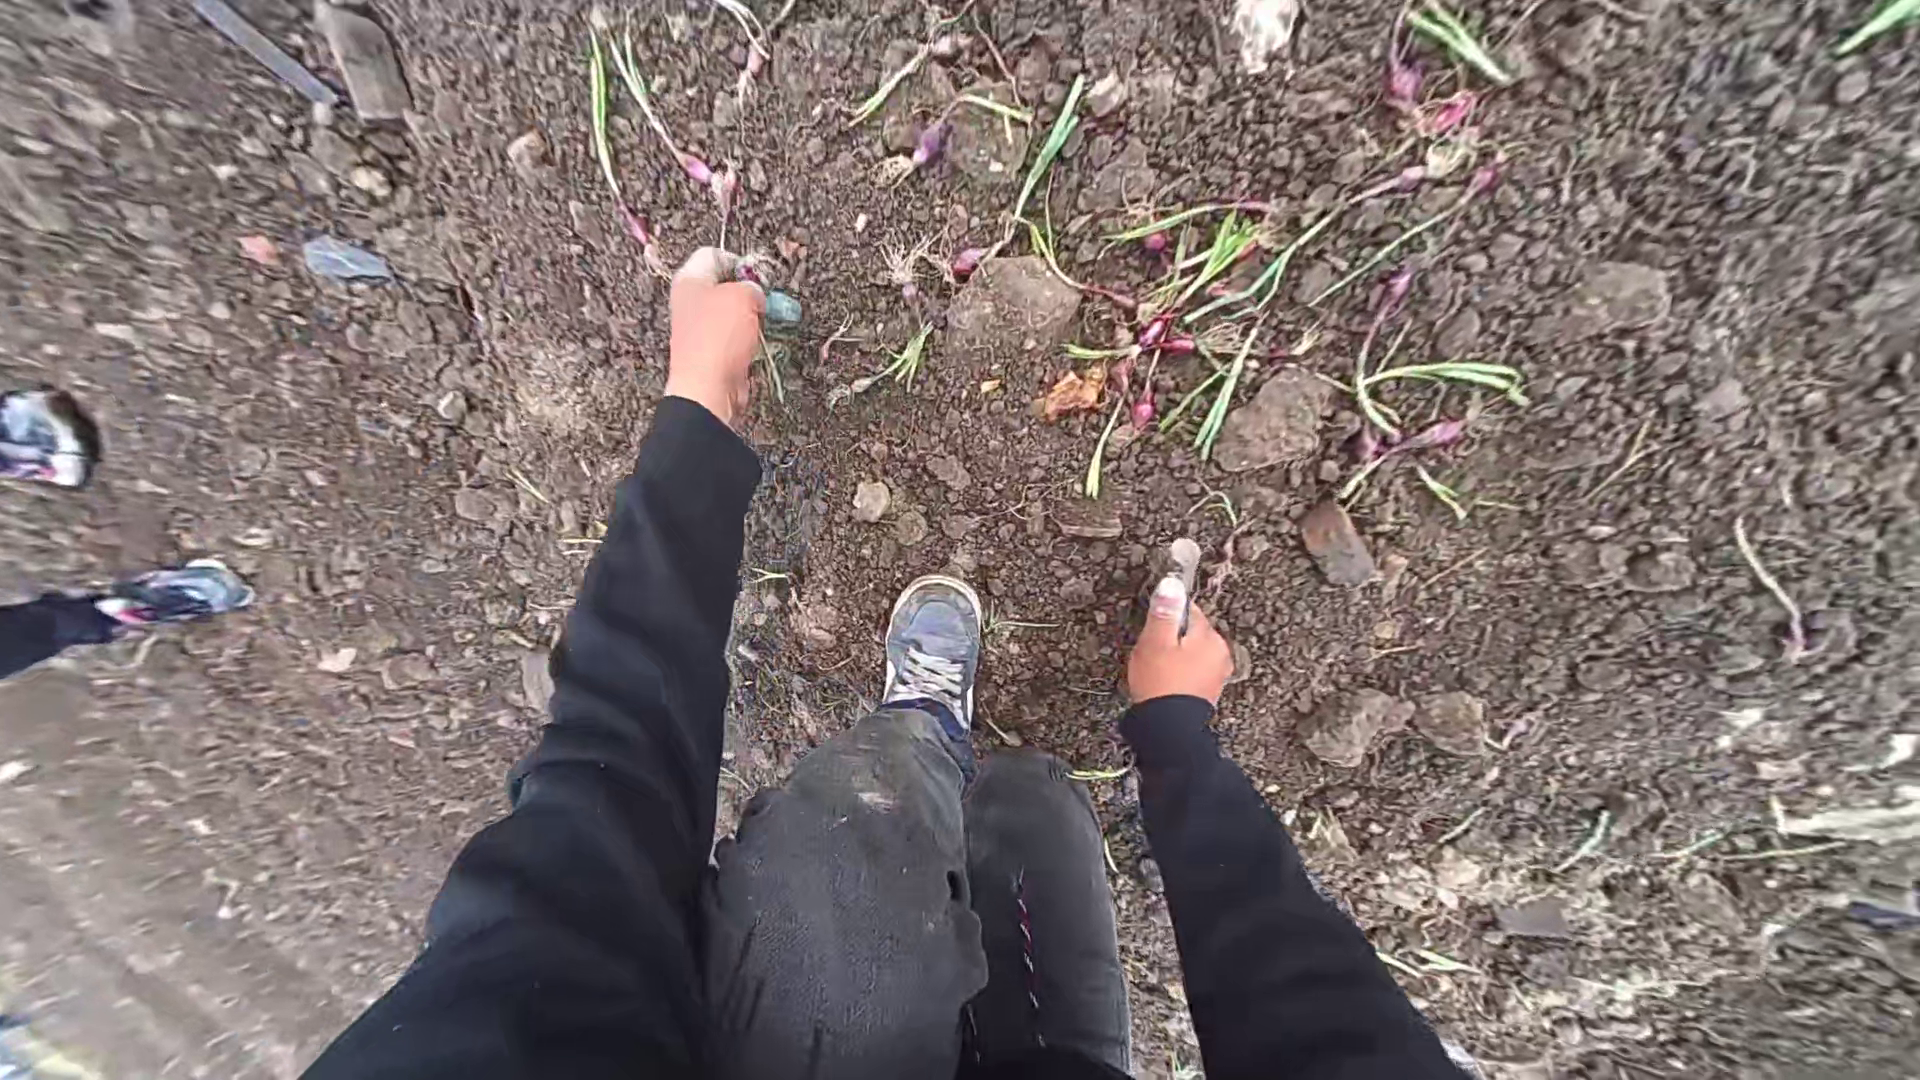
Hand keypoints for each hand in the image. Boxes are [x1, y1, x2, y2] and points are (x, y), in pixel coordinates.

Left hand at [666, 247, 765, 428]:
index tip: (759, 278)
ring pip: (736, 315)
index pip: (715, 255)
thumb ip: (752, 287)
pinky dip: (752, 341)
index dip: (740, 262)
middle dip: (752, 294)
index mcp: (690, 280)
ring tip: (766, 326)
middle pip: (727, 287)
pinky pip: (738, 339)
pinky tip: (760, 346)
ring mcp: (703, 329)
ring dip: (755, 320)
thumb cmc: (719, 337)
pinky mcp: (716, 352)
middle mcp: (693, 302)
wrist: (709, 387)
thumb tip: (756, 295)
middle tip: (767, 303)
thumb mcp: (741, 297)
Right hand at [1127, 575, 1233, 705]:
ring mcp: (1217, 671)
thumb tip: (1171, 583)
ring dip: (1174, 654)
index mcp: (1209, 637)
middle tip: (1152, 652)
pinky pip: (1193, 667)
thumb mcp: (1155, 642)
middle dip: (1170, 637)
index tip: (1153, 630)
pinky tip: (1165, 680)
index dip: (1166, 617)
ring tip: (1157, 668)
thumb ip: (1164, 612)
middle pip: (1190, 630)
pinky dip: (1179, 669)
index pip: (1188, 609)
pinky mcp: (1210, 688)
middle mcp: (1220, 652)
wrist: (1169, 728)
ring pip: (1191, 649)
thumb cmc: (1160, 683)